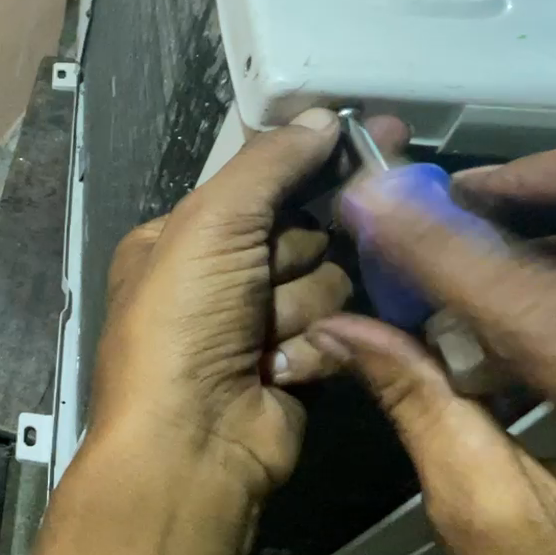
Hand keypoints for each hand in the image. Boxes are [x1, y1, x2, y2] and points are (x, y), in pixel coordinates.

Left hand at [90, 109, 401, 497]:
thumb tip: (318, 116)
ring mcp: (252, 321)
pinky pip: (333, 328)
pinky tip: (276, 367)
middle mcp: (212, 274)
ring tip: (258, 336)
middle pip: (301, 231)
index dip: (311, 164)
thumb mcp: (209, 225)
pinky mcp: (291, 360)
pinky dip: (309, 346)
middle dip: (292, 255)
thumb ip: (265, 166)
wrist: (190, 438)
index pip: (259, 184)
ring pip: (325, 280)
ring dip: (298, 307)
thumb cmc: (182, 320)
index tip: (378, 136)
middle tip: (265, 278)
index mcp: (177, 237)